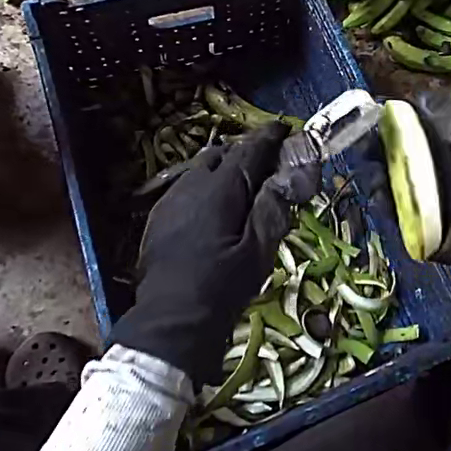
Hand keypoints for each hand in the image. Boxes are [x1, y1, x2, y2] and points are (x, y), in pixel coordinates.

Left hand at [113, 122, 314, 382]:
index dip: (268, 138)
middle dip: (246, 151)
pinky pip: (186, 188)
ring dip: (224, 168)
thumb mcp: (258, 250)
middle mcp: (191, 187)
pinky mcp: (159, 219)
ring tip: (244, 181)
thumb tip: (291, 172)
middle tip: (270, 160)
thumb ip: (273, 207)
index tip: (284, 128)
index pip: (248, 151)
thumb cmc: (221, 287)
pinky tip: (215, 206)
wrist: (170, 321)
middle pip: (222, 154)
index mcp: (219, 191)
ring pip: (200, 170)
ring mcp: (170, 202)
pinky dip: (207, 186)